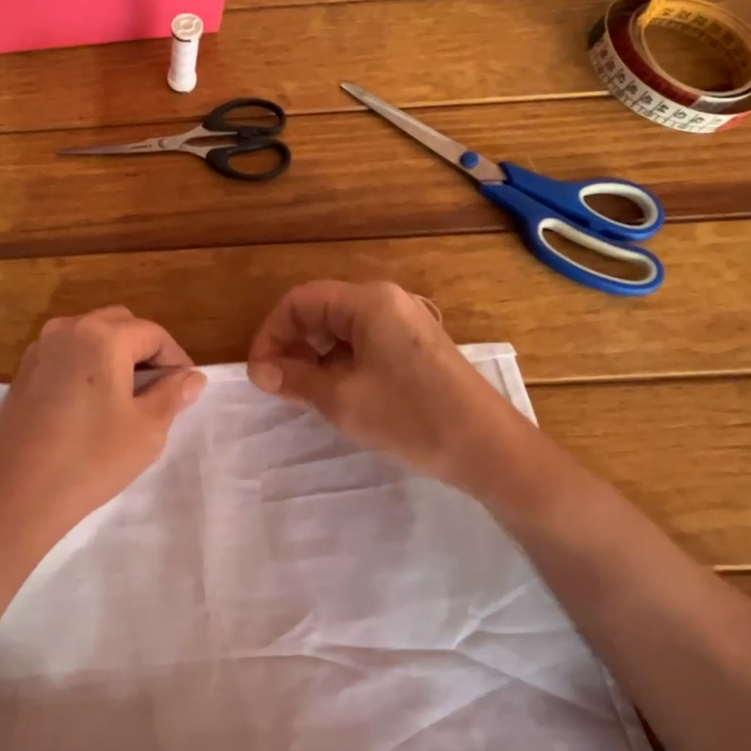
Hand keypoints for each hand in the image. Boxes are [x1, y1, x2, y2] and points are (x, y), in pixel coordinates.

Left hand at [0, 307, 205, 544]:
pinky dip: (87, 363)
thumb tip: (191, 377)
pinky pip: (66, 352)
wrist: (19, 491)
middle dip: (144, 349)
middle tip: (159, 389)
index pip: (152, 333)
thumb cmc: (91, 458)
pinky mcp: (24, 369)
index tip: (184, 389)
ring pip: (90, 334)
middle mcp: (69, 329)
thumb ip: (172, 395)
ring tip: (127, 396)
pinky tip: (92, 402)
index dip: (175, 358)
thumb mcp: (146, 429)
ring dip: (114, 354)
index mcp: (102, 336)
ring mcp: (41, 347)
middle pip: (119, 324)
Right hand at [246, 280, 532, 493]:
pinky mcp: (416, 347)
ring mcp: (405, 323)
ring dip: (314, 356)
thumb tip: (259, 370)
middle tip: (277, 385)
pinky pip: (364, 342)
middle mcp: (386, 301)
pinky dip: (340, 363)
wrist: (490, 449)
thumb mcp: (342, 400)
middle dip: (291, 344)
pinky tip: (337, 394)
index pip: (299, 301)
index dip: (271, 334)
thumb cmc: (412, 418)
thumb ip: (295, 379)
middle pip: (320, 311)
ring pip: (341, 329)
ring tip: (304, 393)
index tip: (259, 373)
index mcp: (368, 302)